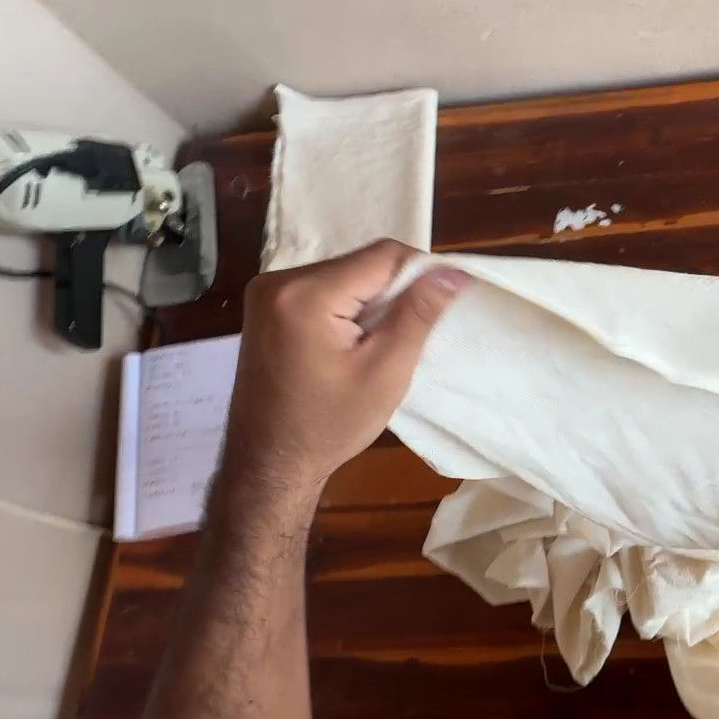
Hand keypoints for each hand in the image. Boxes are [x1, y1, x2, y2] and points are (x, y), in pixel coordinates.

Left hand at [218, 240, 470, 507]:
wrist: (270, 462)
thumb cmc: (331, 424)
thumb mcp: (386, 371)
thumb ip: (418, 314)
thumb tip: (452, 272)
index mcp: (306, 294)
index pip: (383, 256)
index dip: (422, 272)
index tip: (442, 305)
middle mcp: (278, 280)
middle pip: (361, 263)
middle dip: (395, 291)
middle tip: (412, 334)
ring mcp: (266, 292)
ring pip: (345, 275)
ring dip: (373, 301)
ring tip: (383, 343)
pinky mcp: (266, 307)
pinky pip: (323, 289)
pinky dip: (349, 308)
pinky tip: (355, 343)